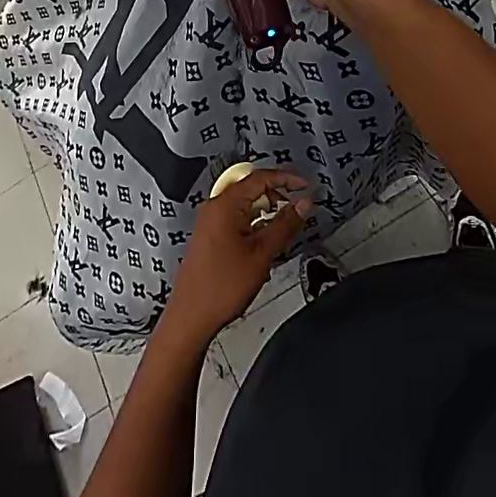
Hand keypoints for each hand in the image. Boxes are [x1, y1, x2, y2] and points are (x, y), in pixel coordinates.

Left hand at [160, 169, 309, 343]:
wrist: (191, 318)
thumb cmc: (219, 289)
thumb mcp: (262, 253)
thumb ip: (286, 224)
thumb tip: (303, 204)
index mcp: (225, 206)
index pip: (261, 178)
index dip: (287, 179)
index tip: (304, 186)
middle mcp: (214, 208)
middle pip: (252, 188)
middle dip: (277, 196)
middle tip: (296, 208)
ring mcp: (210, 222)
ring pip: (245, 204)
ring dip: (266, 211)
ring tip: (282, 229)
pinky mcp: (209, 236)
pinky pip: (236, 217)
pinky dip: (254, 223)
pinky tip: (265, 242)